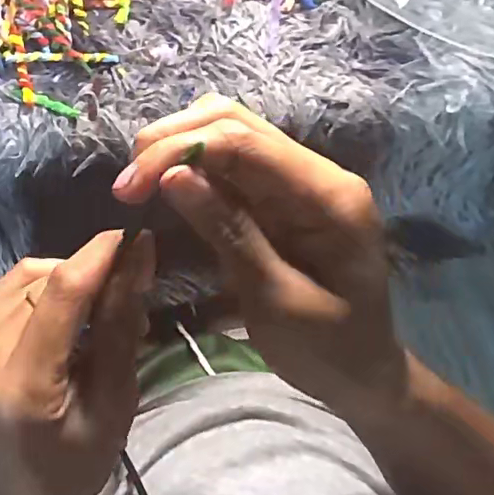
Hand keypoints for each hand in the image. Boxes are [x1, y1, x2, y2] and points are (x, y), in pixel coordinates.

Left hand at [0, 230, 154, 494]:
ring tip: (97, 310)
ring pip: (33, 275)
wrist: (19, 490)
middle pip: (48, 281)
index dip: (99, 255)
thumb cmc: (76, 461)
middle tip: (129, 294)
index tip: (137, 236)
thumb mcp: (115, 401)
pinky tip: (64, 310)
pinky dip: (47, 284)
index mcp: (21, 383)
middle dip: (95, 274)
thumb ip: (121, 324)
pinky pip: (14, 282)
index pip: (61, 295)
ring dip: (72, 279)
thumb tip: (138, 253)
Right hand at [112, 94, 406, 412]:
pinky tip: (163, 183)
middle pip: (232, 120)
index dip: (179, 150)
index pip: (244, 141)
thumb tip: (172, 175)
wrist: (365, 374)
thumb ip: (229, 232)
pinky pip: (225, 157)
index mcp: (327, 193)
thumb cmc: (330, 350)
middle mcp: (312, 170)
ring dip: (175, 144)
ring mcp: (294, 176)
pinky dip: (187, 161)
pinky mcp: (275, 190)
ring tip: (139, 182)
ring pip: (225, 128)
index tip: (130, 187)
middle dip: (171, 139)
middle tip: (128, 184)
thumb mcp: (278, 301)